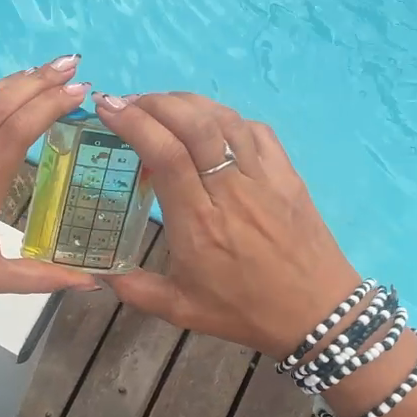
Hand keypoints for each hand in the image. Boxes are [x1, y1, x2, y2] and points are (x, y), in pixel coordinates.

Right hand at [94, 92, 360, 357]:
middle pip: (194, 125)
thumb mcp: (181, 310)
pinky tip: (209, 123)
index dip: (134, 123)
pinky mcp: (288, 175)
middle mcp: (230, 192)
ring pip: (225, 120)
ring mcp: (264, 179)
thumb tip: (97, 273)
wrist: (319, 315)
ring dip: (188, 102)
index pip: (165, 155)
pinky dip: (226, 117)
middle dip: (155, 102)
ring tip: (161, 103)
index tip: (107, 107)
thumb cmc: (246, 311)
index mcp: (198, 223)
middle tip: (127, 101)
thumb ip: (134, 289)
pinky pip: (257, 131)